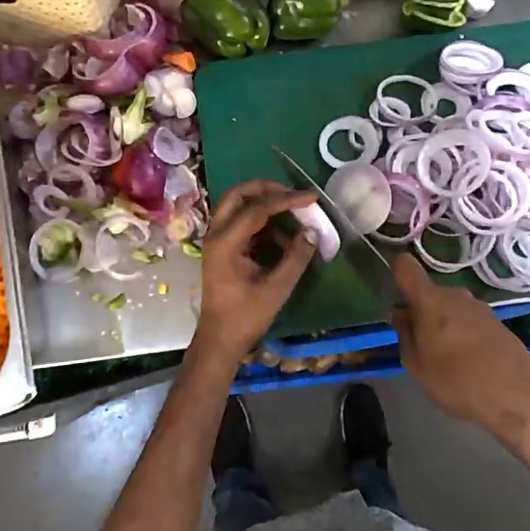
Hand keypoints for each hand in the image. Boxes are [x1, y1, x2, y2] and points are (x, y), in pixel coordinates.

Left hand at [192, 180, 318, 364]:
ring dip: (264, 204)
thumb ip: (296, 257)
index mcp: (225, 242)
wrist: (219, 341)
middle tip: (294, 194)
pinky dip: (261, 221)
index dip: (286, 199)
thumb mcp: (276, 288)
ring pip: (237, 206)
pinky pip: (241, 223)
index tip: (312, 197)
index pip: (257, 208)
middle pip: (238, 195)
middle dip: (267, 189)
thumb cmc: (245, 317)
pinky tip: (284, 236)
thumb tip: (313, 231)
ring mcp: (217, 241)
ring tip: (294, 213)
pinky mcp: (222, 249)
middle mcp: (216, 235)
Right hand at [389, 254, 529, 445]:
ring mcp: (479, 306)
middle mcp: (456, 295)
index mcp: (431, 301)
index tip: (391, 287)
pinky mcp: (497, 321)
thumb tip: (399, 313)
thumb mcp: (417, 366)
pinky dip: (461, 330)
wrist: (517, 396)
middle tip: (418, 340)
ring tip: (444, 354)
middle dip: (420, 309)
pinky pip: (468, 318)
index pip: (407, 267)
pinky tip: (467, 359)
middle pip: (429, 292)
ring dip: (442, 321)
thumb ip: (404, 334)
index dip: (396, 269)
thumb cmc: (458, 382)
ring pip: (450, 306)